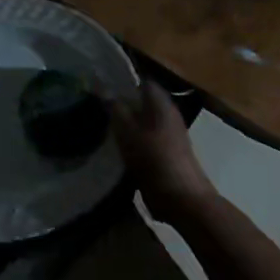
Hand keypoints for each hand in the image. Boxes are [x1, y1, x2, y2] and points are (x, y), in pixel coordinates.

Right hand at [107, 81, 215, 227]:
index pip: (140, 81)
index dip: (121, 80)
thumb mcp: (127, 132)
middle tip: (96, 104)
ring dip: (125, 122)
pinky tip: (116, 146)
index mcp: (161, 103)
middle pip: (141, 101)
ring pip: (143, 120)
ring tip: (101, 123)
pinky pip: (146, 137)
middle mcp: (168, 114)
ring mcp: (170, 134)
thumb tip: (101, 86)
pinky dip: (132, 138)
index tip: (100, 84)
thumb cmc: (154, 160)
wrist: (183, 199)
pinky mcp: (168, 152)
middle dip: (121, 102)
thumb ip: (115, 108)